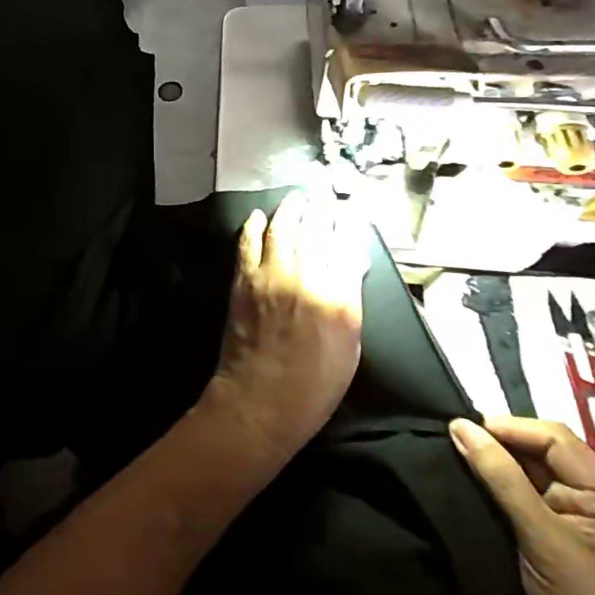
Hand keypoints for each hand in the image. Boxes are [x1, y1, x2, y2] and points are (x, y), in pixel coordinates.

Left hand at [207, 191, 364, 459]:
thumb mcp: (350, 346)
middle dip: (319, 210)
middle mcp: (306, 279)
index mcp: (339, 298)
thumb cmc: (315, 384)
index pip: (345, 247)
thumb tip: (349, 267)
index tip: (348, 212)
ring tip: (295, 199)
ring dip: (289, 211)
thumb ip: (349, 300)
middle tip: (322, 195)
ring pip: (281, 230)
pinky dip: (253, 226)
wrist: (261, 398)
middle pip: (314, 231)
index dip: (347, 226)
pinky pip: (249, 243)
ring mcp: (270, 276)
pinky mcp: (244, 280)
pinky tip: (257, 217)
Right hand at [450, 416, 594, 594]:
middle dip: (501, 448)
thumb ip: (502, 479)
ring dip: (498, 470)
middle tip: (455, 443)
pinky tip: (474, 488)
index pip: (560, 443)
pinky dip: (502, 494)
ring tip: (458, 460)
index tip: (463, 427)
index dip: (511, 428)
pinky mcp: (566, 550)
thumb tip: (459, 424)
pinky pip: (532, 506)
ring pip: (535, 481)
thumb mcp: (543, 542)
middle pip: (547, 459)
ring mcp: (588, 533)